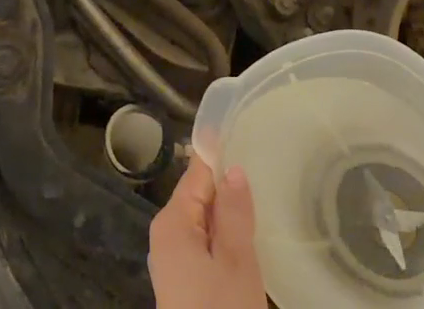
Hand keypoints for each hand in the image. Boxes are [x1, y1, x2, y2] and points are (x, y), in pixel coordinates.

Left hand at [149, 155, 267, 308]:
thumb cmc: (220, 308)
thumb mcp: (235, 261)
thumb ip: (234, 213)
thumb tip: (233, 169)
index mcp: (171, 221)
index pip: (195, 174)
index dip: (218, 154)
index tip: (240, 133)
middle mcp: (164, 234)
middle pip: (197, 196)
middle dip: (225, 184)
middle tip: (259, 166)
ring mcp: (171, 259)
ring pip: (202, 221)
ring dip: (226, 212)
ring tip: (257, 197)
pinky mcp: (182, 280)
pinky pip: (202, 243)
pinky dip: (222, 235)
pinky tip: (243, 237)